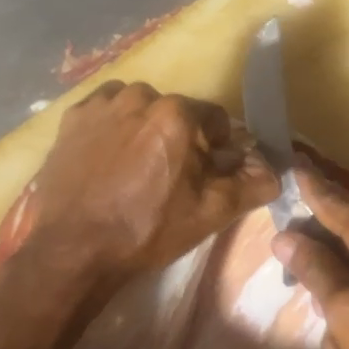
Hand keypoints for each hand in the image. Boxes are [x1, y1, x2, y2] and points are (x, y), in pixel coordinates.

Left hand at [30, 81, 275, 273]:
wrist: (72, 252)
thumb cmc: (147, 230)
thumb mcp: (211, 213)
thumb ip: (253, 184)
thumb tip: (276, 168)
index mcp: (178, 114)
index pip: (214, 121)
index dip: (214, 149)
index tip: (203, 176)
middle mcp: (141, 96)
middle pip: (176, 112)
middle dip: (179, 138)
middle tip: (168, 177)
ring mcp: (102, 105)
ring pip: (140, 107)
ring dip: (144, 128)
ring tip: (134, 168)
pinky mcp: (72, 118)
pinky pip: (106, 109)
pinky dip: (112, 125)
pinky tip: (107, 157)